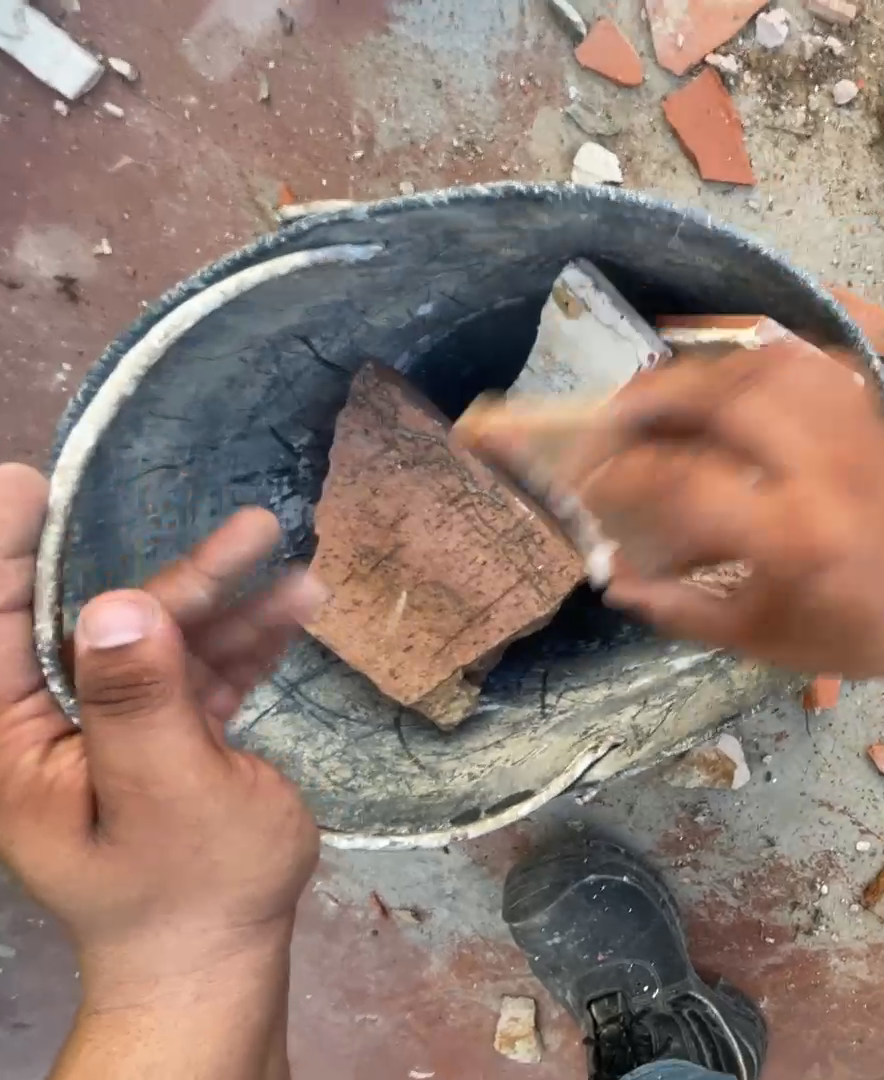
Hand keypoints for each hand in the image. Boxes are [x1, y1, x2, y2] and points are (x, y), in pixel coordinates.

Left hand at [0, 463, 324, 1008]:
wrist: (222, 940)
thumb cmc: (185, 879)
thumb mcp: (162, 790)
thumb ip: (138, 700)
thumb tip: (122, 606)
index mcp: (10, 740)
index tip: (30, 485)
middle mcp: (55, 722)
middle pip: (106, 625)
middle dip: (172, 575)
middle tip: (246, 527)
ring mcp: (123, 726)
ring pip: (171, 641)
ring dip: (228, 599)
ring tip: (285, 548)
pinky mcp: (180, 732)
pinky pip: (213, 669)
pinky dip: (254, 638)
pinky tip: (300, 605)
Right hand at [465, 340, 883, 677]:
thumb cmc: (854, 633)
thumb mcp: (760, 639)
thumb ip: (680, 608)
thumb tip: (611, 577)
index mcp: (793, 535)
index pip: (684, 480)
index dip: (622, 474)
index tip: (589, 481)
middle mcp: (822, 471)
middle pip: (719, 398)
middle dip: (647, 401)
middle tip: (610, 423)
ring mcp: (851, 436)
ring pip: (763, 366)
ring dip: (700, 375)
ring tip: (664, 404)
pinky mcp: (868, 421)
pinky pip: (807, 366)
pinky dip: (758, 364)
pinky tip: (734, 389)